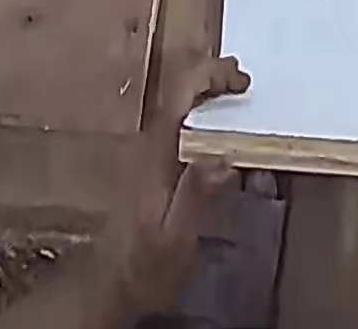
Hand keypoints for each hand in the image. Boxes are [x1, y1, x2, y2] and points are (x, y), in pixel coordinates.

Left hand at [0, 57, 249, 328]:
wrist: (115, 281)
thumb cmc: (147, 262)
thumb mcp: (176, 236)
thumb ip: (195, 194)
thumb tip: (223, 156)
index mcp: (158, 152)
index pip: (178, 97)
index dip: (206, 77)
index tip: (237, 79)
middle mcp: (152, 142)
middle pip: (177, 92)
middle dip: (209, 75)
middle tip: (242, 77)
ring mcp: (151, 149)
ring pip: (177, 102)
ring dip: (205, 87)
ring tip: (234, 85)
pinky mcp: (155, 161)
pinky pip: (179, 119)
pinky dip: (200, 106)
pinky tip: (217, 117)